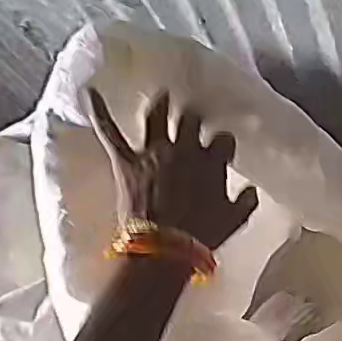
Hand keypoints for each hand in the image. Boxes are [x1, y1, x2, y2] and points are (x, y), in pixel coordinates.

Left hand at [89, 89, 257, 250]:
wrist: (165, 248)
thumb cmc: (203, 235)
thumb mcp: (235, 219)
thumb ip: (245, 201)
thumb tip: (251, 191)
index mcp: (212, 161)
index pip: (223, 139)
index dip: (223, 142)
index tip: (223, 148)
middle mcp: (184, 149)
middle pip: (190, 119)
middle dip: (193, 116)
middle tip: (194, 116)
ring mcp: (153, 153)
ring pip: (156, 116)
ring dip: (160, 104)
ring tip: (162, 96)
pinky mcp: (126, 162)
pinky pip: (109, 132)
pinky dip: (98, 111)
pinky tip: (90, 92)